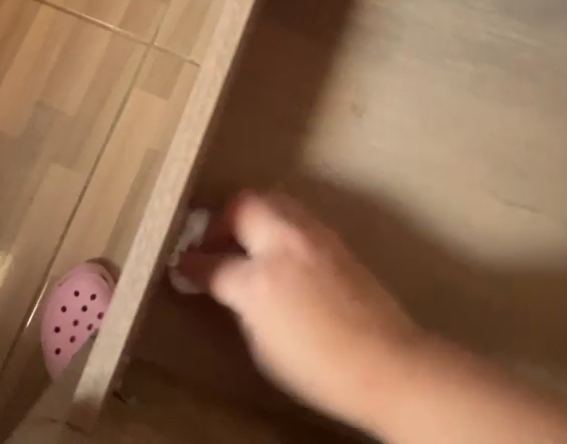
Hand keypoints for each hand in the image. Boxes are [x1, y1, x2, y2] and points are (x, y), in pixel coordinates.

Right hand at [174, 190, 422, 429]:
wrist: (384, 361)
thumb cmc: (318, 367)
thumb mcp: (263, 345)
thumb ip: (241, 305)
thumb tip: (230, 286)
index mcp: (260, 279)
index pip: (212, 261)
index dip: (193, 265)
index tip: (183, 266)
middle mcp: (285, 242)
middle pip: (243, 206)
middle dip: (222, 221)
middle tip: (214, 245)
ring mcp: (313, 234)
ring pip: (272, 200)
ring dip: (251, 215)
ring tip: (245, 242)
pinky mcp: (335, 237)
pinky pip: (295, 214)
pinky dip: (277, 222)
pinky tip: (277, 249)